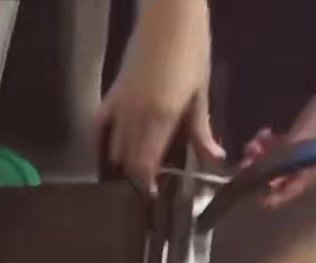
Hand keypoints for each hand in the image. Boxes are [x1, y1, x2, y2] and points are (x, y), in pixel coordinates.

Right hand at [97, 0, 223, 193]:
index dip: (147, 183)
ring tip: (136, 164)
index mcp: (161, 118)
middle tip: (149, 179)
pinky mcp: (111, 96)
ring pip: (114, 150)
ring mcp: (120, 108)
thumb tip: (215, 159)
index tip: (153, 192)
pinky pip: (100, 129)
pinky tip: (109, 149)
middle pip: (128, 162)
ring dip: (124, 162)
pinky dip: (102, 143)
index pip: (145, 165)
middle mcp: (136, 119)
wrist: (169, 11)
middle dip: (137, 175)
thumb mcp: (201, 90)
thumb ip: (202, 129)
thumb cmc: (192, 47)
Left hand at [240, 53, 315, 208]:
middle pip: (278, 180)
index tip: (246, 186)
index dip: (264, 195)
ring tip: (253, 142)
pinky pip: (282, 148)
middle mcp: (309, 167)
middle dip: (259, 170)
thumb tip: (262, 182)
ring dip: (262, 155)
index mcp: (314, 172)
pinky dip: (271, 144)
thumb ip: (285, 159)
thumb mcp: (306, 134)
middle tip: (247, 156)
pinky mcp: (304, 138)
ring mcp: (306, 153)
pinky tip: (265, 133)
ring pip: (277, 163)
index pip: (285, 195)